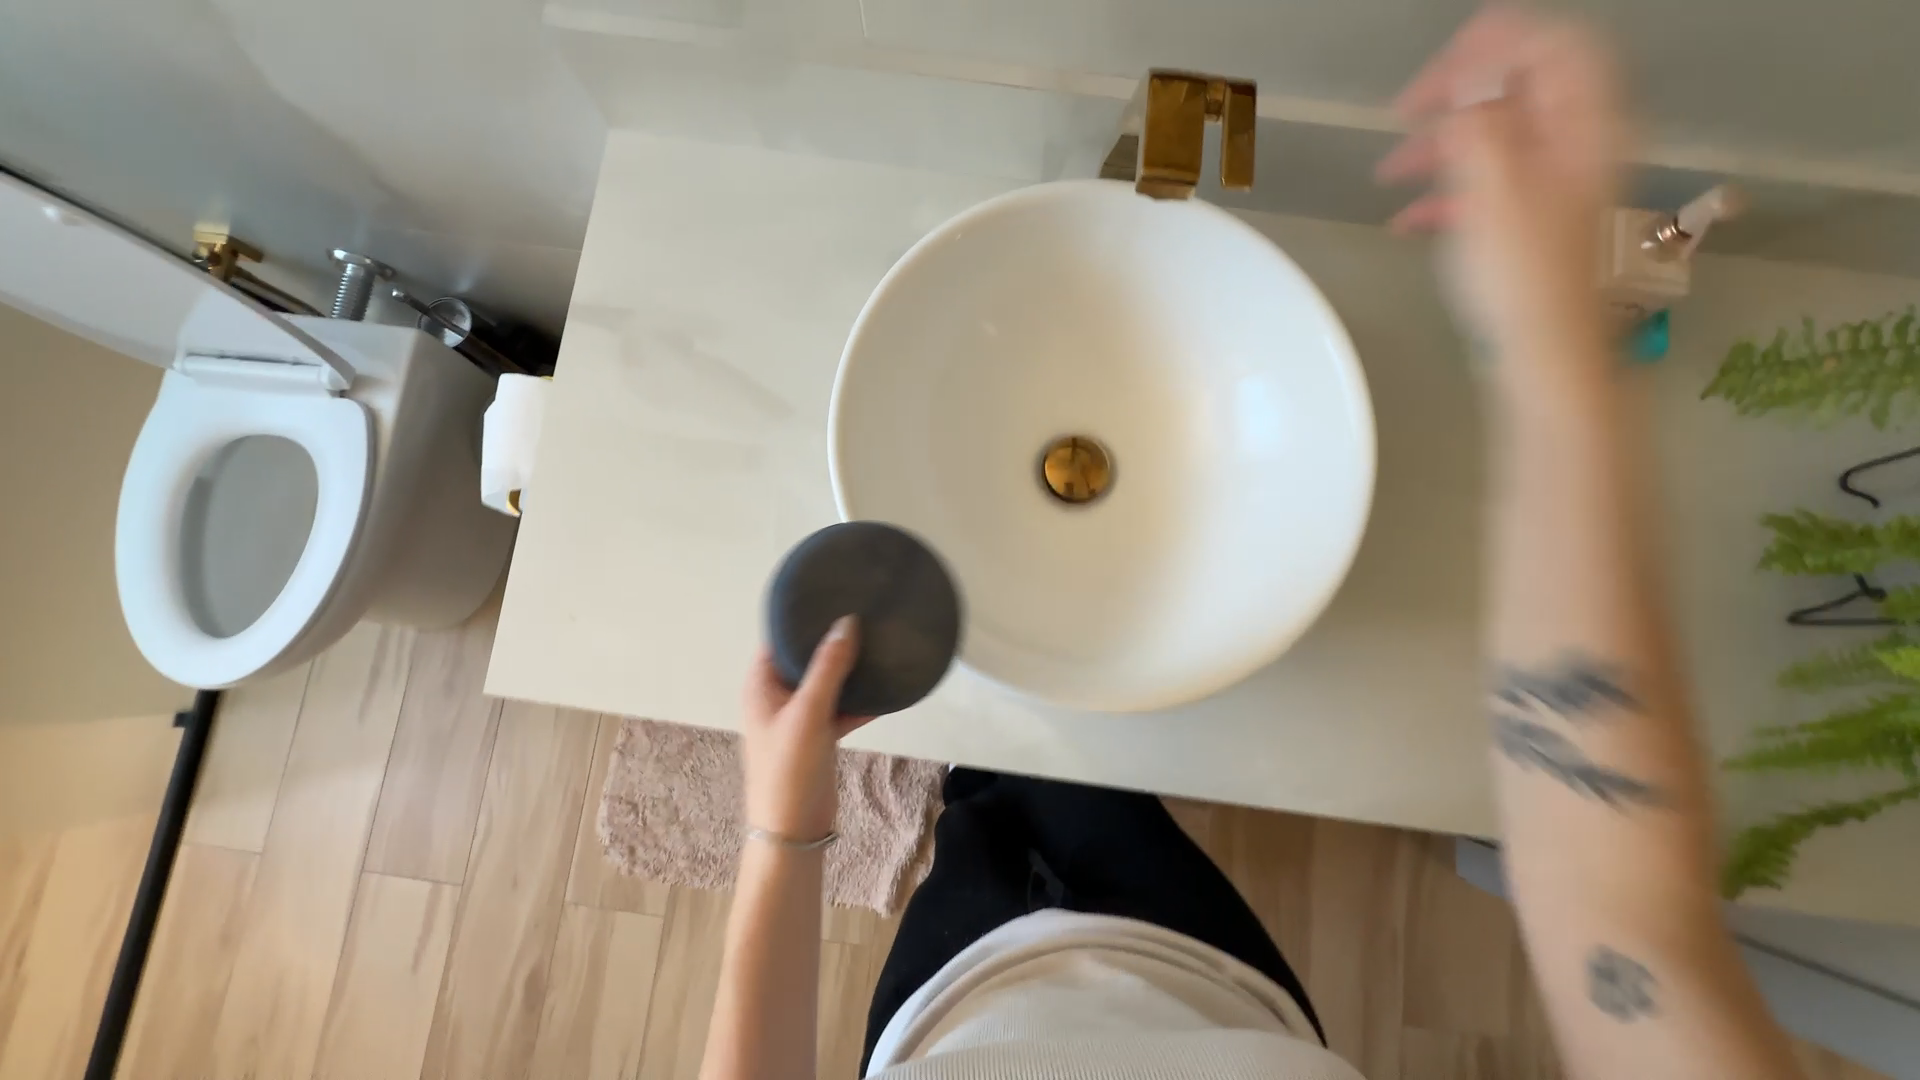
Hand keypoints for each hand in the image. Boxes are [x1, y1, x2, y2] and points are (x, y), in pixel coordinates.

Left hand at [740, 616, 871, 840]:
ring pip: (827, 681)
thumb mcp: (808, 713)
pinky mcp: (819, 735)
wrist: (794, 830)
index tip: (833, 594)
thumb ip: (828, 668)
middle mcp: (778, 696)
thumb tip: (847, 622)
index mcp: (761, 685)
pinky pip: (841, 706)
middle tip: (865, 613)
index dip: (802, 617)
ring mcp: (799, 716)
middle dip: (833, 639)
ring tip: (880, 642)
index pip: (779, 638)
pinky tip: (887, 686)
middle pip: (806, 657)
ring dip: (850, 669)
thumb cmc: (789, 768)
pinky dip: (860, 699)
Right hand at [1378, 7, 1627, 391]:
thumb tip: (1468, 75)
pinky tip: (1409, 221)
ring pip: (1496, 142)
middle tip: (1400, 121)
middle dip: (1454, 101)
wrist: (1548, 353)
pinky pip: (1490, 189)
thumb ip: (1480, 122)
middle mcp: (1578, 145)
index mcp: (1583, 124)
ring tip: (1390, 177)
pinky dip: (1447, 196)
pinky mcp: (1535, 225)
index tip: (1430, 79)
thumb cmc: (1523, 275)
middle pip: (1518, 91)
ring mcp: (1557, 186)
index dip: (1488, 46)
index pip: (1548, 45)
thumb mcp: (1494, 189)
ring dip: (1439, 150)